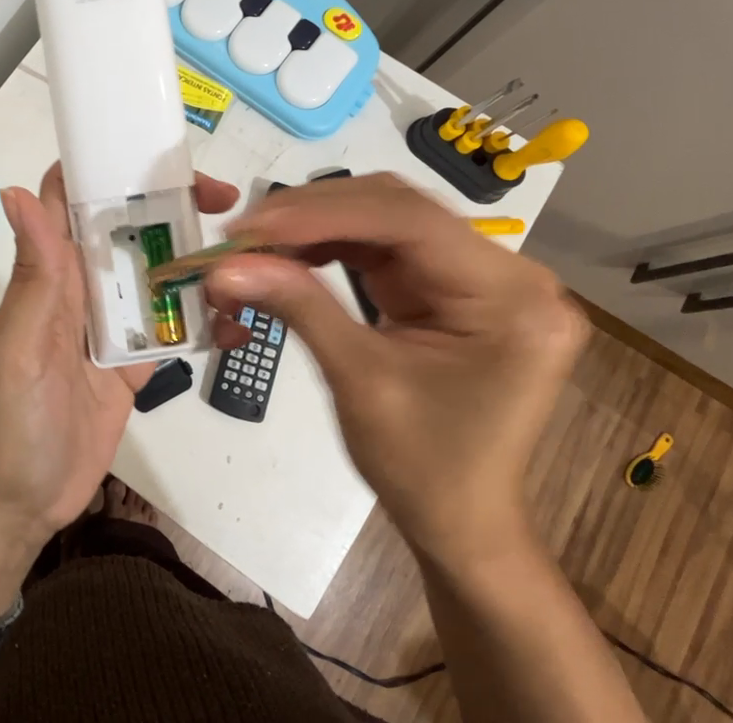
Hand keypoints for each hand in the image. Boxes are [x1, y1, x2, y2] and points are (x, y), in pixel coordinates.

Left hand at [0, 164, 240, 557]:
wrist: (24, 501)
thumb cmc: (12, 423)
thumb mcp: (20, 346)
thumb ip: (34, 275)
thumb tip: (17, 189)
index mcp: (50, 273)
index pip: (72, 199)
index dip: (110, 167)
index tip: (164, 156)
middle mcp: (81, 288)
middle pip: (128, 229)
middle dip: (175, 208)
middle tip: (231, 206)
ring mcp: (111, 325)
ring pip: (159, 274)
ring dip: (199, 262)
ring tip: (251, 259)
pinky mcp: (136, 363)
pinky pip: (174, 329)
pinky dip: (207, 321)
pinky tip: (240, 325)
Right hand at [203, 173, 586, 564]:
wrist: (462, 522)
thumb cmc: (424, 467)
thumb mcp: (359, 381)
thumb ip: (299, 307)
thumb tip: (223, 267)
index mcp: (509, 296)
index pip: (409, 222)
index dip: (322, 214)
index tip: (249, 227)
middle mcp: (506, 272)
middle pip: (397, 210)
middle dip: (312, 216)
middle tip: (241, 233)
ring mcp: (479, 277)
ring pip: (384, 221)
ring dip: (315, 228)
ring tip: (254, 246)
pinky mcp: (450, 288)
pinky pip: (383, 249)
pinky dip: (330, 250)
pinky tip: (288, 259)